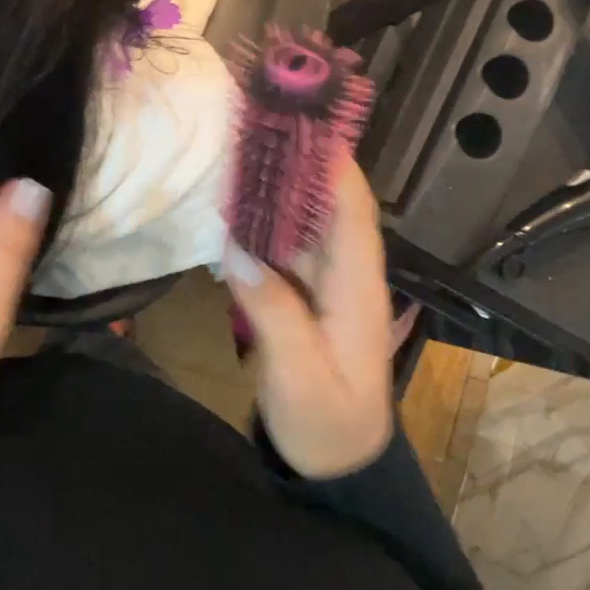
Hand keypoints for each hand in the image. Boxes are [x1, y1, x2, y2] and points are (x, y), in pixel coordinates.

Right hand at [224, 157, 396, 478]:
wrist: (336, 465)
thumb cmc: (326, 422)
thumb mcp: (300, 376)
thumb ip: (274, 313)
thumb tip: (236, 252)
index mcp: (358, 289)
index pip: (353, 213)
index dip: (332, 167)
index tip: (301, 125)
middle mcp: (346, 277)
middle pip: (328, 208)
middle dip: (299, 166)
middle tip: (255, 128)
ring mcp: (325, 288)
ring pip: (305, 225)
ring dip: (277, 190)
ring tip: (238, 154)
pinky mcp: (304, 299)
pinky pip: (285, 250)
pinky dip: (262, 225)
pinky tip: (231, 209)